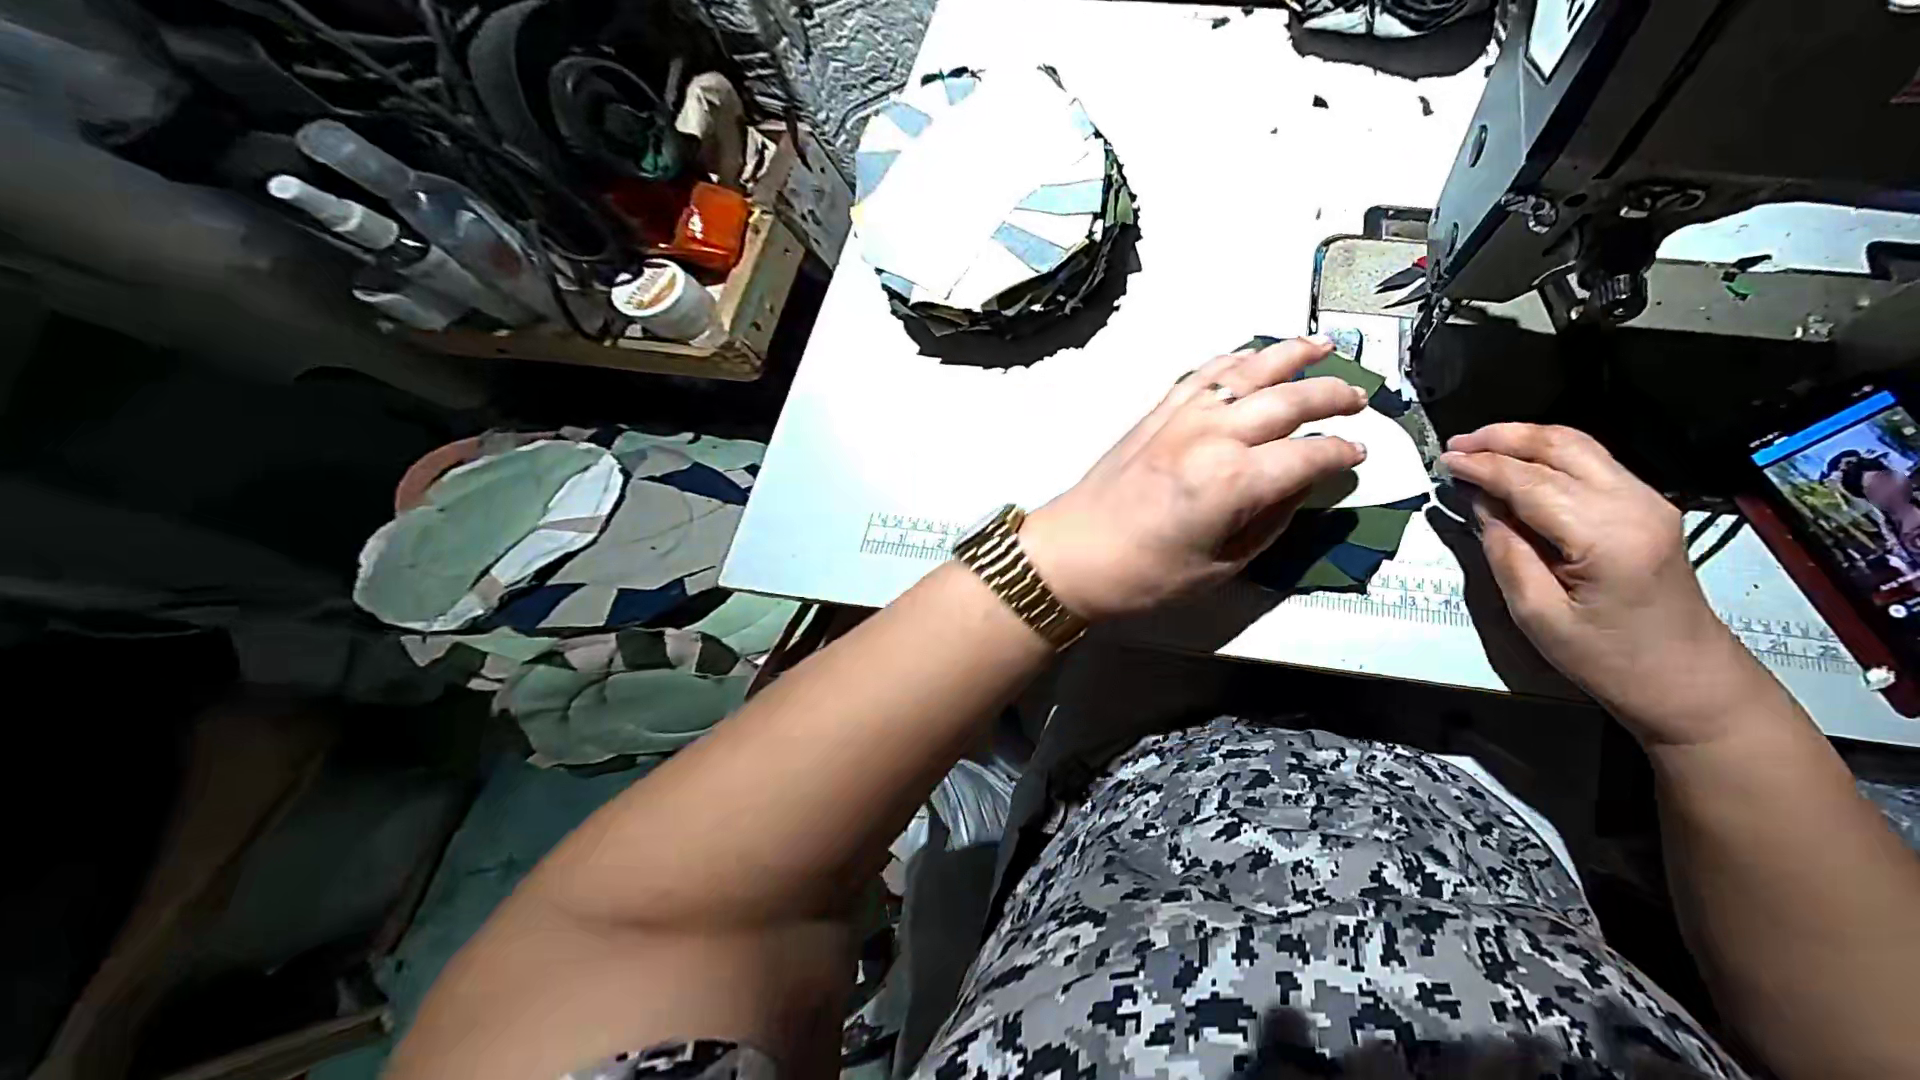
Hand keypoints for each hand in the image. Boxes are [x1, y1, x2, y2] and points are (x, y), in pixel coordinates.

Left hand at [1018, 336, 1368, 621]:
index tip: (1359, 455)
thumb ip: (1269, 520)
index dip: (1341, 454)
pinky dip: (1232, 360)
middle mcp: (1213, 435)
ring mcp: (1181, 418)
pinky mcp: (1154, 415)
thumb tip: (1299, 487)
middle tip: (1359, 398)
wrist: (1069, 556)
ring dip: (1289, 356)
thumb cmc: (1144, 576)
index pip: (1310, 455)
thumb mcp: (1221, 565)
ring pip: (1246, 371)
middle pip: (1289, 400)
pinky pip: (1201, 375)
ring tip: (1322, 346)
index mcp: (1236, 479)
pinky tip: (1248, 357)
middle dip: (1332, 395)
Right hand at [1441, 424, 1770, 746]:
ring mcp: (1648, 503)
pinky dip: (1547, 456)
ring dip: (1525, 441)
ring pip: (1580, 447)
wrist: (1687, 679)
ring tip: (1478, 448)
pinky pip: (1592, 464)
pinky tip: (1515, 467)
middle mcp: (1636, 506)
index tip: (1444, 461)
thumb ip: (1505, 550)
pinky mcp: (1647, 509)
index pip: (1531, 482)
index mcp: (1607, 536)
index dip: (1482, 466)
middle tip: (1457, 444)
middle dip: (1504, 438)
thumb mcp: (1535, 612)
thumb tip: (1481, 504)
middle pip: (1563, 446)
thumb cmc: (1607, 657)